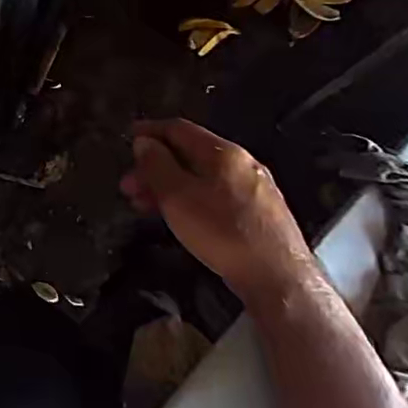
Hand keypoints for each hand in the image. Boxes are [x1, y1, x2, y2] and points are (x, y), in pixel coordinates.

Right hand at [119, 119, 316, 295]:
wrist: (278, 278)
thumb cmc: (223, 231)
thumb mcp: (178, 196)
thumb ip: (157, 165)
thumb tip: (144, 142)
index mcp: (223, 152)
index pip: (180, 128)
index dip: (150, 131)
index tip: (129, 136)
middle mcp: (242, 163)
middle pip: (190, 154)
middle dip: (155, 166)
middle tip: (130, 185)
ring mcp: (254, 188)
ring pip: (202, 177)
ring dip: (169, 186)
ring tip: (144, 205)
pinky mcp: (260, 214)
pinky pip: (215, 196)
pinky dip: (190, 200)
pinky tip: (178, 217)